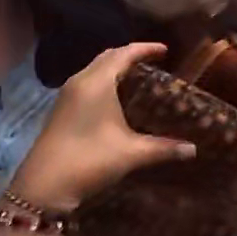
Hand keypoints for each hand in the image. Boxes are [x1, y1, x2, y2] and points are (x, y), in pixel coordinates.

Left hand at [6, 43, 193, 212]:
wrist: (44, 186)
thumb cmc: (90, 160)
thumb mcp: (132, 153)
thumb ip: (164, 147)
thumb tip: (193, 150)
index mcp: (97, 82)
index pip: (124, 53)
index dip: (145, 49)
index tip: (165, 50)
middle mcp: (80, 82)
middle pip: (107, 57)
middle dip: (130, 56)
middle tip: (153, 63)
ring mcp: (68, 96)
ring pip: (95, 70)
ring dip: (115, 69)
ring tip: (139, 79)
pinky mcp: (62, 109)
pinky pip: (87, 83)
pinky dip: (104, 82)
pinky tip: (116, 100)